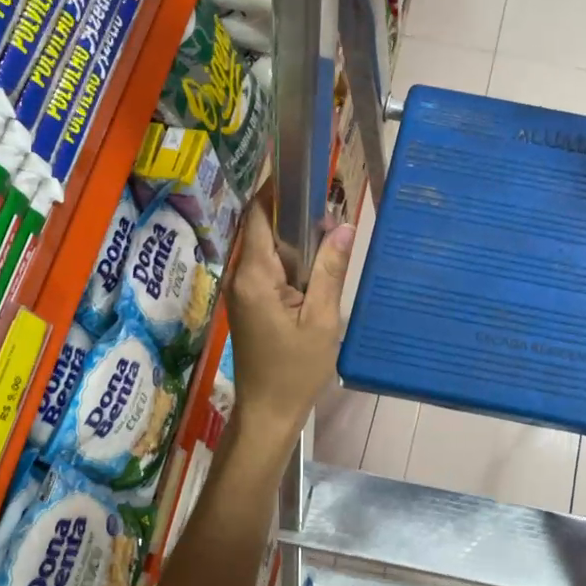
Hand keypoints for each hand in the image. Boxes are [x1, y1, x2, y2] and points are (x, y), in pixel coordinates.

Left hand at [227, 211, 353, 442]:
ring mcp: (243, 291)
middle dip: (294, 216)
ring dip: (295, 241)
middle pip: (263, 229)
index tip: (305, 175)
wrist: (269, 411)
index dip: (277, 190)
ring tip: (330, 236)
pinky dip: (291, 262)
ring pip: (267, 250)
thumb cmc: (296, 370)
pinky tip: (317, 268)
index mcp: (255, 277)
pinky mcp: (250, 303)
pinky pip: (268, 270)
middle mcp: (241, 277)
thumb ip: (330, 270)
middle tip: (331, 211)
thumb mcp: (322, 320)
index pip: (259, 216)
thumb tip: (343, 226)